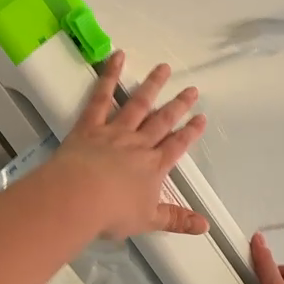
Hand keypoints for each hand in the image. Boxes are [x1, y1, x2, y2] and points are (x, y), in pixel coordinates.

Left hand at [46, 52, 208, 240]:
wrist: (79, 197)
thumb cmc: (112, 213)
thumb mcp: (148, 220)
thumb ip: (176, 220)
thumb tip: (205, 227)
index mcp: (153, 167)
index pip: (176, 147)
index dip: (190, 132)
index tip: (200, 118)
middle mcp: (138, 145)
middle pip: (162, 121)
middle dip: (178, 105)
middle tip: (191, 89)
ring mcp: (115, 132)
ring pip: (138, 104)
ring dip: (152, 85)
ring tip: (163, 68)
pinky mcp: (90, 125)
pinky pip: (101, 97)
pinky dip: (110, 76)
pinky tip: (117, 57)